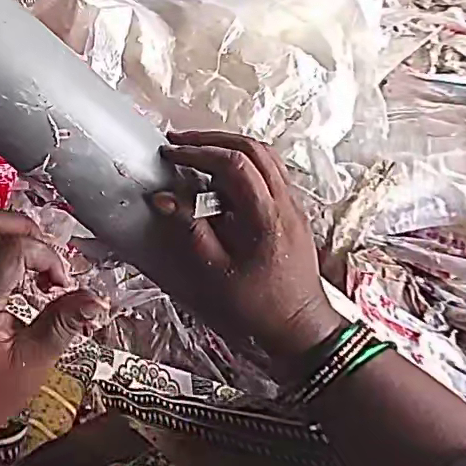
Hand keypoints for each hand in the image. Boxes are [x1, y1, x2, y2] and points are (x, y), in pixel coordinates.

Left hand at [0, 210, 106, 465]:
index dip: (45, 256)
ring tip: (41, 268)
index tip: (62, 283)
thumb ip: (62, 324)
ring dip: (16, 236)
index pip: (11, 249)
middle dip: (27, 230)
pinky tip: (23, 278)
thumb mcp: (34, 363)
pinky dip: (3, 247)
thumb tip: (96, 299)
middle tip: (51, 260)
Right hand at [151, 132, 344, 375]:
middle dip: (211, 139)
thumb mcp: (216, 270)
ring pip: (264, 154)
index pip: (234, 164)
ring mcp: (292, 204)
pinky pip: (268, 169)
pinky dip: (239, 159)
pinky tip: (216, 172)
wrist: (302, 326)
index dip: (198, 153)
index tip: (169, 155)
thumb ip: (191, 228)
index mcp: (267, 217)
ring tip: (194, 149)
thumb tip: (162, 198)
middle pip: (252, 148)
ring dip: (226, 145)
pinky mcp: (290, 209)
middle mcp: (284, 203)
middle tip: (177, 142)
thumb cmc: (258, 303)